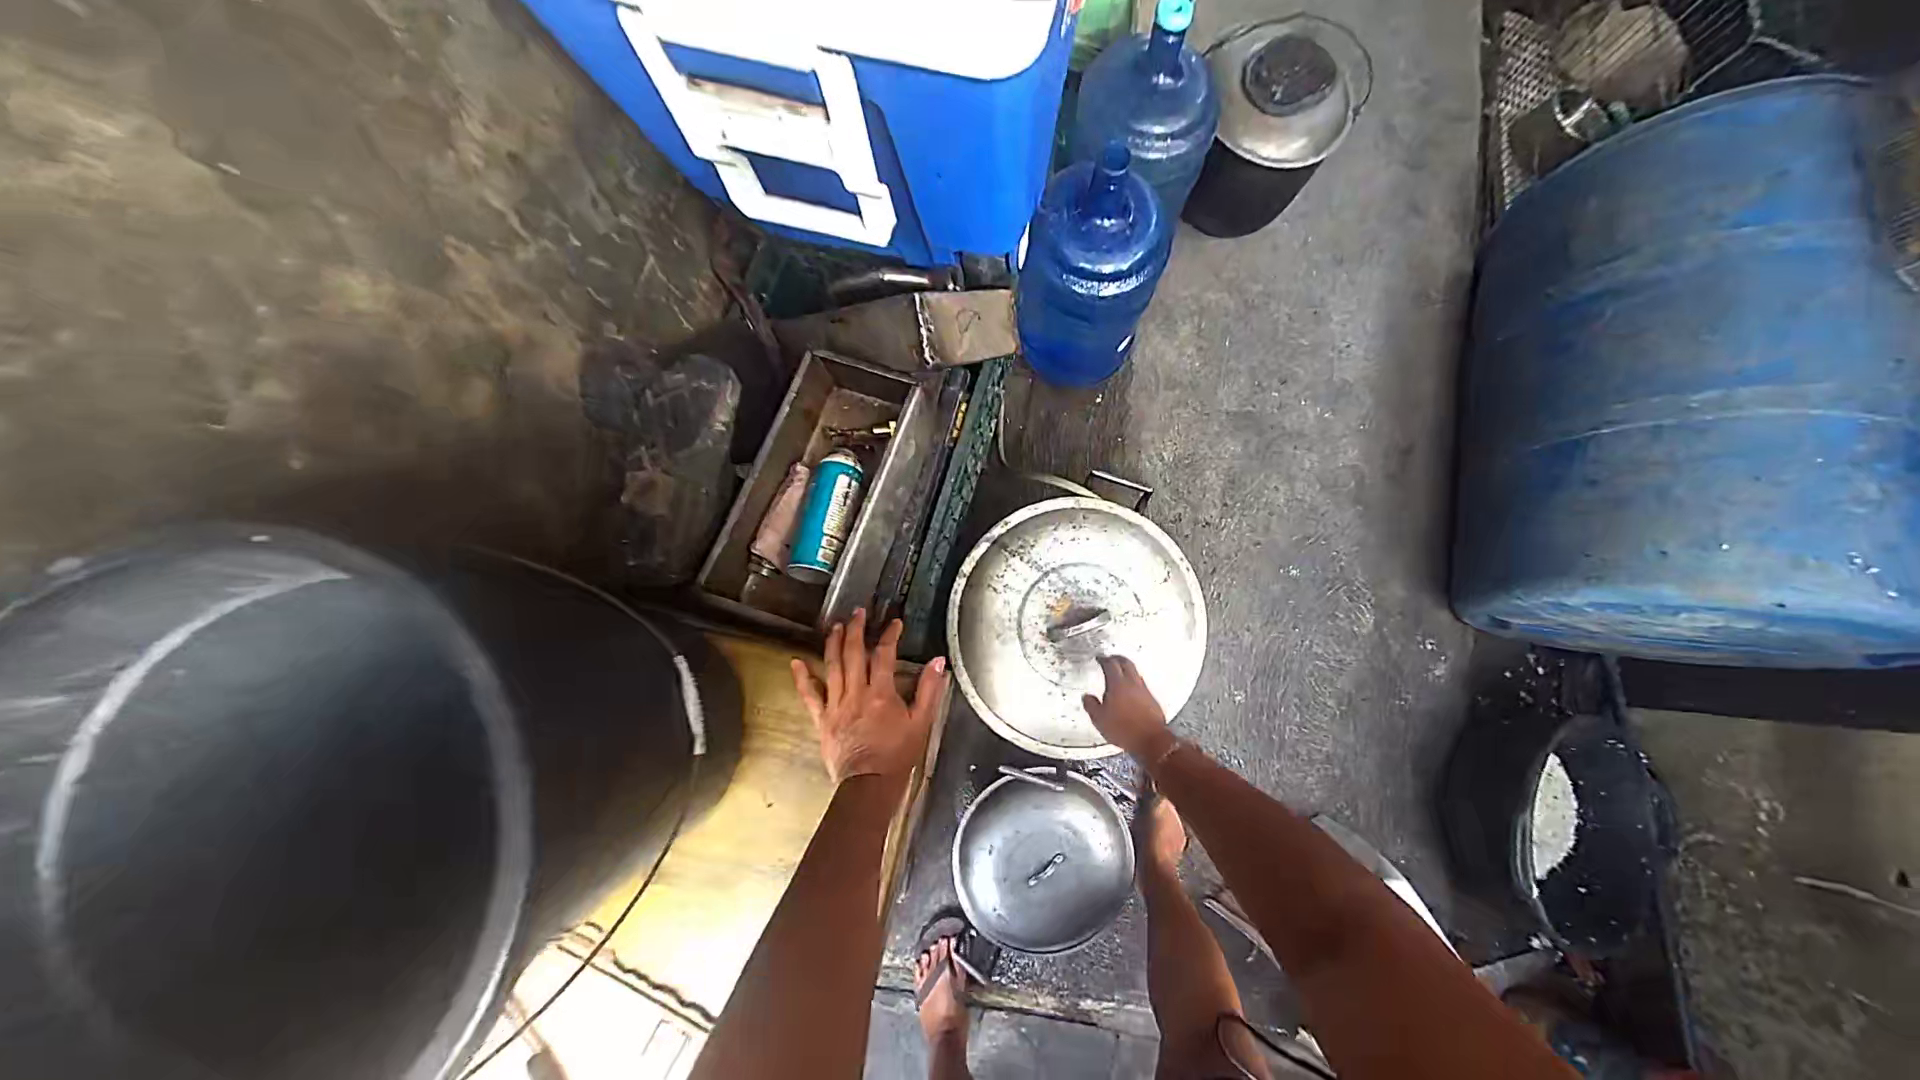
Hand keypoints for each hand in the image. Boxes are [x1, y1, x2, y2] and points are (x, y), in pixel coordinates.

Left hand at [791, 609, 948, 784]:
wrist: (869, 785)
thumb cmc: (897, 756)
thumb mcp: (921, 723)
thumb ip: (929, 690)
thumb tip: (937, 662)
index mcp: (881, 693)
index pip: (884, 655)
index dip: (889, 635)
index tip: (894, 624)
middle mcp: (856, 694)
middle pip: (854, 653)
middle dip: (856, 629)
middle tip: (858, 613)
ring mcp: (836, 705)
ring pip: (832, 666)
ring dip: (833, 643)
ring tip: (835, 627)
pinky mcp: (822, 720)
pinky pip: (809, 695)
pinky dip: (802, 678)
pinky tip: (796, 662)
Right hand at [1082, 655, 1178, 764]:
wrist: (1150, 740)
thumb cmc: (1123, 729)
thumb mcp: (1099, 719)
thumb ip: (1091, 705)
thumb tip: (1087, 697)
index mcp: (1118, 684)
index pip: (1110, 664)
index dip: (1103, 659)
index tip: (1099, 658)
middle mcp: (1132, 684)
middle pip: (1126, 663)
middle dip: (1117, 658)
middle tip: (1110, 659)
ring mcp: (1144, 691)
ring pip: (1135, 672)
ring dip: (1127, 668)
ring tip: (1120, 671)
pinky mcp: (1152, 700)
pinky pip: (1141, 684)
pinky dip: (1134, 681)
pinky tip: (1130, 689)